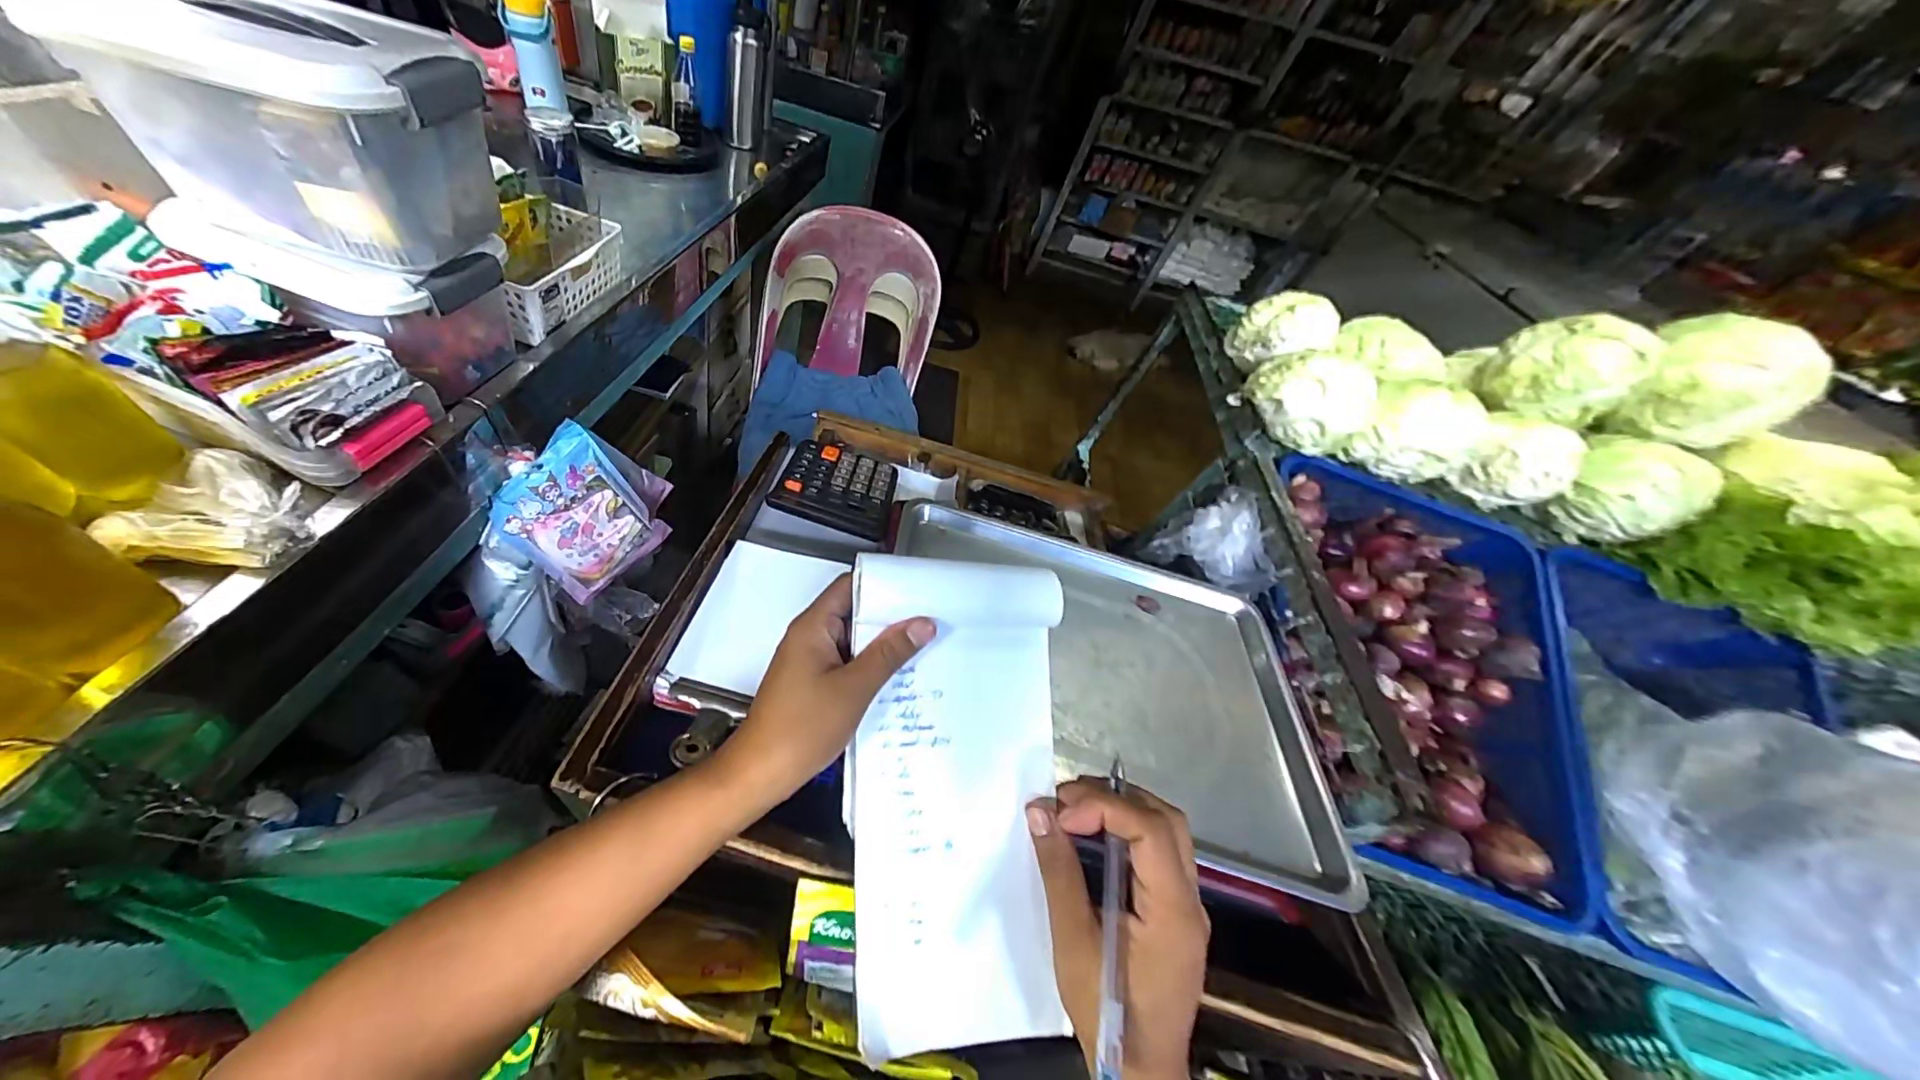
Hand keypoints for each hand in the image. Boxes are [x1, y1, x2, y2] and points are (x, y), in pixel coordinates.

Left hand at [712, 574, 933, 800]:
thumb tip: (921, 624)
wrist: (761, 773)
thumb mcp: (854, 687)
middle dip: (890, 617)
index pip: (850, 586)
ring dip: (883, 646)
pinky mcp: (814, 684)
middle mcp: (810, 638)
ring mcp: (811, 661)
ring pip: (854, 641)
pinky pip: (848, 664)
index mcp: (813, 627)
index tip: (917, 590)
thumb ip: (889, 653)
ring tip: (923, 648)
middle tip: (929, 621)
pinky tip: (898, 678)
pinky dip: (871, 667)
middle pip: (854, 612)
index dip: (883, 584)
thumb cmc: (801, 728)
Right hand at [1028, 779, 1209, 1079]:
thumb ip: (1059, 871)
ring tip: (1077, 811)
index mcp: (1172, 908)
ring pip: (1169, 832)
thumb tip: (1040, 812)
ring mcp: (1189, 906)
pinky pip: (1162, 853)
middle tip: (1067, 801)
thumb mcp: (1073, 940)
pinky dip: (1130, 832)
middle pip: (1167, 821)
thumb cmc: (1106, 1008)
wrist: (1141, 1067)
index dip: (1105, 807)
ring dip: (1125, 811)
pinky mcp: (1178, 913)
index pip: (1151, 830)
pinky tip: (1098, 837)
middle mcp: (1190, 899)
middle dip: (1116, 798)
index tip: (1062, 812)